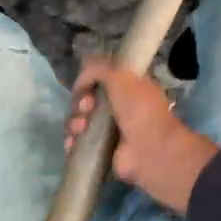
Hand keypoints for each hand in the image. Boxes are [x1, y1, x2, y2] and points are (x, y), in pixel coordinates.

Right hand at [66, 59, 217, 214]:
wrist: (148, 148)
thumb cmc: (138, 108)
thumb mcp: (121, 76)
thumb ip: (98, 69)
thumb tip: (81, 78)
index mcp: (128, 89)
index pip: (100, 81)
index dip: (89, 82)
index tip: (86, 86)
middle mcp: (119, 109)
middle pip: (87, 102)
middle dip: (81, 103)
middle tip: (87, 107)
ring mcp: (110, 132)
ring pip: (80, 122)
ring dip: (75, 122)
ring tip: (81, 127)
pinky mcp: (101, 151)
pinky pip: (78, 143)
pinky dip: (73, 142)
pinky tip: (74, 142)